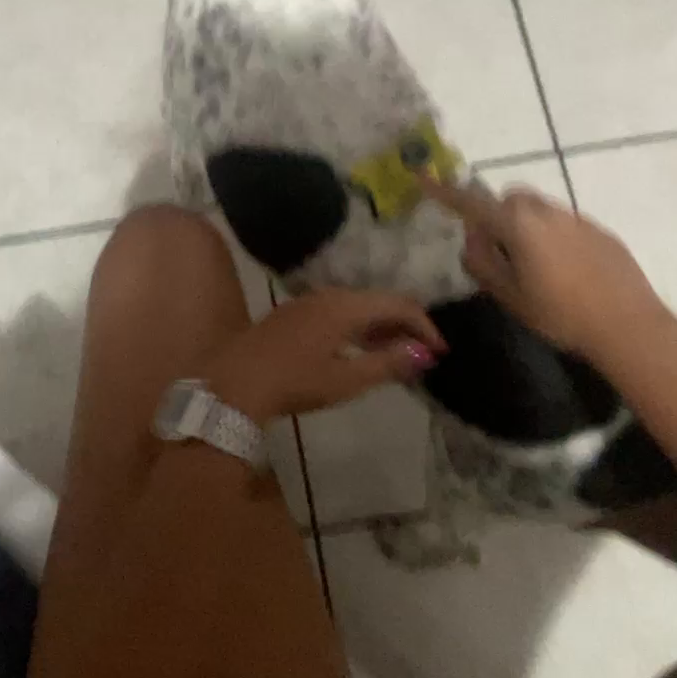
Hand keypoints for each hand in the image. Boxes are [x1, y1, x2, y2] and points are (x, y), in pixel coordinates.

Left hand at [201, 291, 443, 422]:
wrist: (235, 381)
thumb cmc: (295, 382)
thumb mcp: (346, 380)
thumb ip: (387, 364)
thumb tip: (424, 354)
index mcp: (346, 306)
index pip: (399, 304)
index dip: (424, 326)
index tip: (441, 352)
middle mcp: (329, 295)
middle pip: (379, 300)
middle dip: (405, 324)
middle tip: (424, 355)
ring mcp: (308, 302)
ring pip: (358, 305)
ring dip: (381, 326)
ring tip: (398, 354)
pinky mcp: (294, 313)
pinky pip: (339, 311)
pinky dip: (359, 327)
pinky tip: (360, 349)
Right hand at [420, 178, 674, 361]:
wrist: (629, 326)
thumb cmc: (559, 314)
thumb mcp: (508, 295)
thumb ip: (481, 262)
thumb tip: (472, 239)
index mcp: (518, 225)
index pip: (471, 202)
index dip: (444, 192)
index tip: (422, 177)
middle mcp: (546, 212)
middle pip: (510, 199)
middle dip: (497, 214)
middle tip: (498, 249)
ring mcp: (577, 219)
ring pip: (538, 209)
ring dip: (526, 225)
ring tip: (533, 265)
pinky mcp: (600, 232)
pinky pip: (564, 224)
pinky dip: (553, 237)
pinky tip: (565, 272)